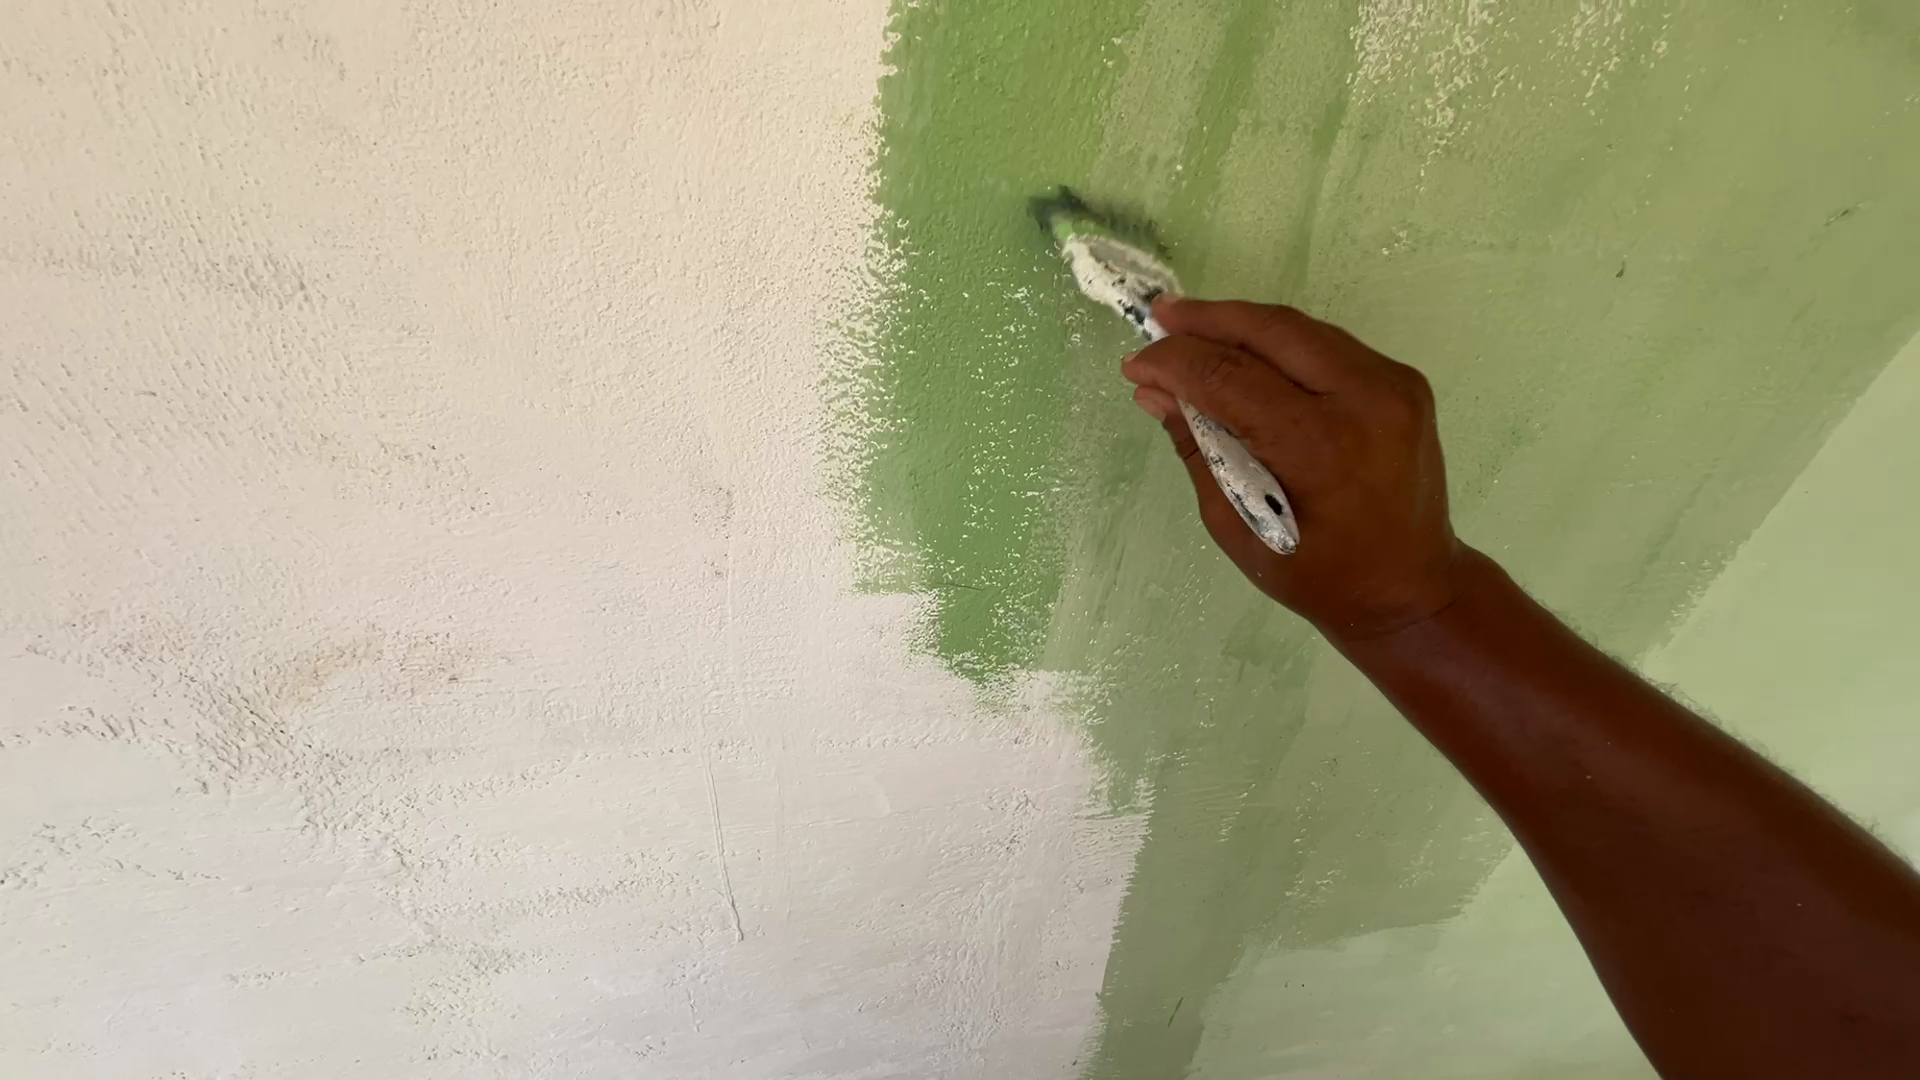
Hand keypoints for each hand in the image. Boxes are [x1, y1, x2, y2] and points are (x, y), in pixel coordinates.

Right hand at [1123, 295, 1470, 642]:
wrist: (1408, 586)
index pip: (1229, 378)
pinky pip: (1322, 345)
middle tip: (1158, 316)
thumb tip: (1156, 394)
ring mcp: (1392, 384)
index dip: (1175, 363)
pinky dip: (1273, 342)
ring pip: (1299, 328)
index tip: (1135, 365)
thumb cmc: (1313, 573)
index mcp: (1319, 448)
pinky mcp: (1400, 381)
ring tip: (1188, 325)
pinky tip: (1239, 349)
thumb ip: (1198, 449)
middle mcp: (1364, 400)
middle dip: (1206, 320)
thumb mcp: (1236, 525)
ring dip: (1238, 323)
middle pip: (1270, 332)